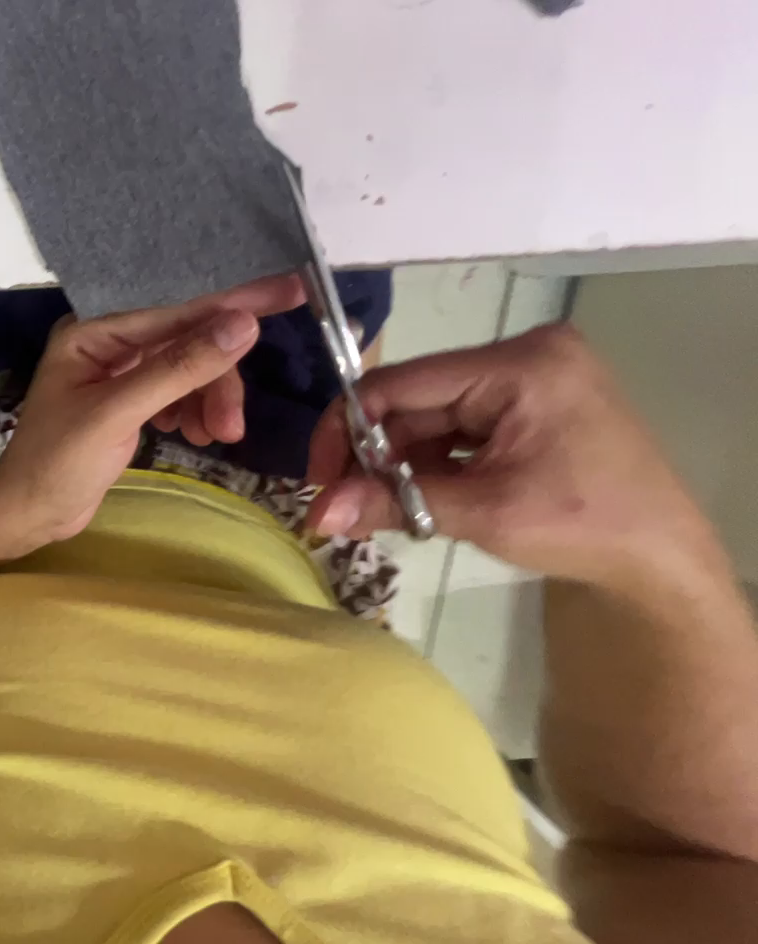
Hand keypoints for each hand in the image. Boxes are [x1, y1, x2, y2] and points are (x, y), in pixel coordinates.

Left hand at [0, 274, 306, 549]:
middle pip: (186, 342)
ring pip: (187, 371)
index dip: (233, 303)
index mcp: (90, 334)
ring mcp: (116, 375)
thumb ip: (177, 369)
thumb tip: (242, 325)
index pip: (173, 310)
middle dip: (217, 379)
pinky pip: (177, 393)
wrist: (29, 514)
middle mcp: (104, 346)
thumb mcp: (117, 414)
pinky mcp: (126, 403)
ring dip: (208, 401)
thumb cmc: (57, 463)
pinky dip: (193, 412)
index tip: (294, 289)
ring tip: (215, 437)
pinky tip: (196, 436)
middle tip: (233, 423)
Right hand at [304, 324, 719, 590]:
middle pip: (405, 402)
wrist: (656, 556)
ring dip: (391, 466)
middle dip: (369, 457)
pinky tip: (410, 497)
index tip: (321, 483)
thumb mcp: (479, 513)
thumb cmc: (584, 526)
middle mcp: (519, 358)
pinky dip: (418, 464)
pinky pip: (443, 427)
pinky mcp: (518, 404)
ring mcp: (520, 379)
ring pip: (418, 419)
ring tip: (377, 510)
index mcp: (520, 367)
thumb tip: (314, 516)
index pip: (395, 385)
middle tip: (342, 505)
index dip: (344, 431)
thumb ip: (390, 504)